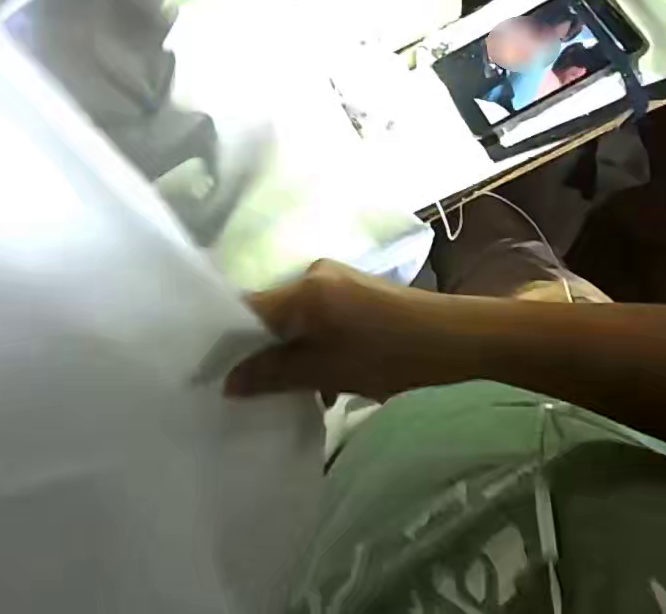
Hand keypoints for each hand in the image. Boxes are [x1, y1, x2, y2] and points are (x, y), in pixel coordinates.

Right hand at [225, 260, 473, 399]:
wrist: (454, 337)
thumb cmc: (388, 354)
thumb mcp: (328, 370)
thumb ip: (275, 374)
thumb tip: (227, 383)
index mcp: (303, 288)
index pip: (249, 308)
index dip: (227, 340)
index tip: (211, 372)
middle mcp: (314, 274)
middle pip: (272, 313)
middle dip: (263, 350)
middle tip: (251, 388)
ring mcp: (335, 279)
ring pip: (296, 318)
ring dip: (292, 352)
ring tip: (295, 392)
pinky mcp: (353, 290)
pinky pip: (318, 316)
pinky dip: (315, 344)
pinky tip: (327, 379)